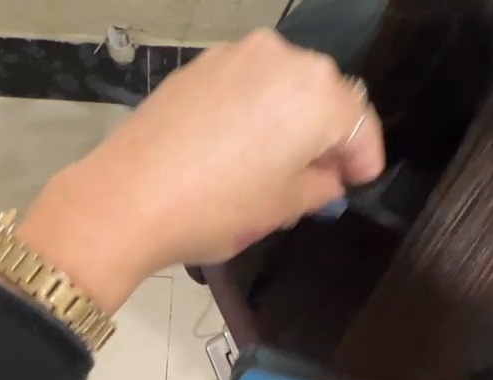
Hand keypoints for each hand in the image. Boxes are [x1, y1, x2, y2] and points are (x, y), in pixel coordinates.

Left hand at [13, 30, 385, 310]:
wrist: (129, 199)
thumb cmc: (215, 209)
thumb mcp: (281, 209)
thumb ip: (320, 187)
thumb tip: (329, 178)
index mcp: (317, 94)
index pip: (359, 123)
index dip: (364, 157)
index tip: (360, 180)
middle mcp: (283, 59)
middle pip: (323, 96)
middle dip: (326, 135)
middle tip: (320, 177)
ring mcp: (237, 56)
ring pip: (282, 86)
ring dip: (288, 121)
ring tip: (274, 166)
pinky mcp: (200, 66)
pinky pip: (244, 87)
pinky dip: (253, 112)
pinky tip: (238, 149)